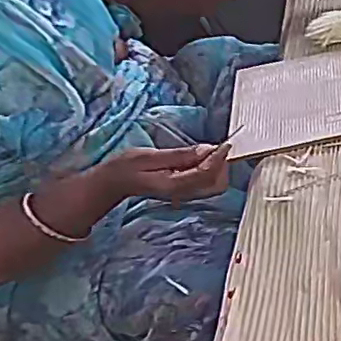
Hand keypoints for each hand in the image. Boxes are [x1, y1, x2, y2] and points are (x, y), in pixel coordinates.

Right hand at [96, 144, 231, 202]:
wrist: (114, 182)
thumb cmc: (126, 167)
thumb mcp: (149, 155)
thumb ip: (178, 155)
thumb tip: (205, 150)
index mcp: (174, 185)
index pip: (206, 174)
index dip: (218, 158)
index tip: (225, 144)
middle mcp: (184, 193)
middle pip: (217, 183)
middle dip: (221, 164)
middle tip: (216, 148)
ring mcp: (187, 195)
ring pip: (216, 185)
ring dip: (218, 167)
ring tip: (207, 153)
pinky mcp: (187, 192)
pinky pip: (208, 184)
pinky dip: (212, 171)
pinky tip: (201, 160)